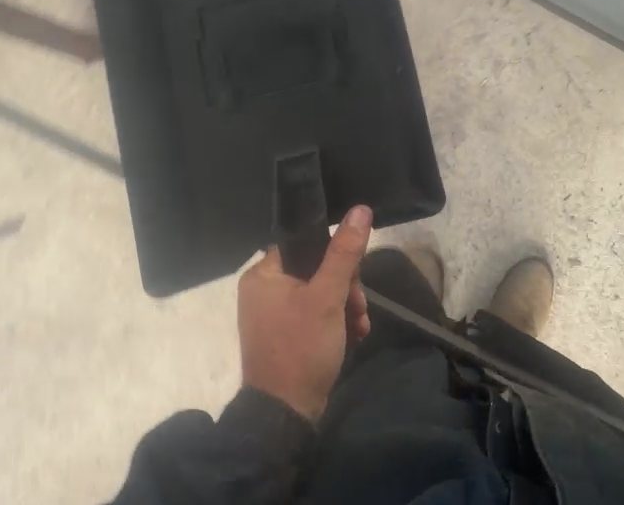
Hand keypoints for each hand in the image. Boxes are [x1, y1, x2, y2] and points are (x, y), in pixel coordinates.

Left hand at [237, 205, 372, 420]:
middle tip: (358, 305)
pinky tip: (354, 333)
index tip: (354, 270)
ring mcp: (274, 314)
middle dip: (346, 285)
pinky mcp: (286, 334)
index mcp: (263, 275)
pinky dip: (337, 320)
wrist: (286, 414)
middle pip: (317, 267)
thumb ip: (345, 252)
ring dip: (346, 304)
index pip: (304, 242)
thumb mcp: (328, 297)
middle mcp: (264, 290)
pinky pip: (316, 312)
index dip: (333, 251)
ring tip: (359, 324)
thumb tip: (360, 210)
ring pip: (321, 291)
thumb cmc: (301, 347)